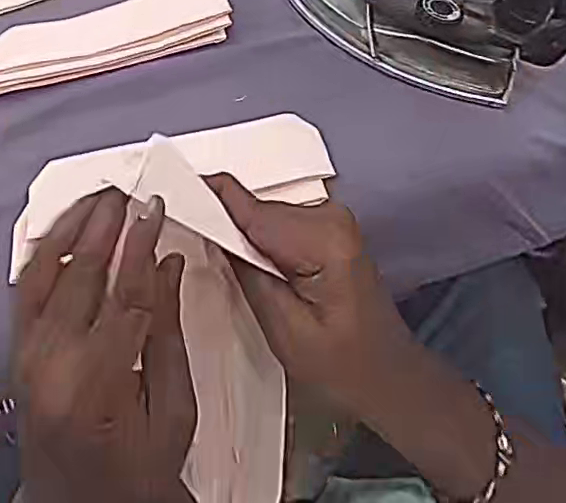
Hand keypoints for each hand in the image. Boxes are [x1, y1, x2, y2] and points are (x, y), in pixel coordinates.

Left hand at [14, 191, 195, 502]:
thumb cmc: (128, 477)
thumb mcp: (171, 411)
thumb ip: (167, 331)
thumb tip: (168, 266)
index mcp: (97, 383)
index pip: (126, 290)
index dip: (142, 242)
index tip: (154, 210)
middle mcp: (52, 365)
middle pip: (82, 272)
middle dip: (107, 223)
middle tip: (126, 193)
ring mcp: (28, 358)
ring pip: (46, 270)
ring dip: (72, 227)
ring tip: (96, 198)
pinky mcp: (18, 353)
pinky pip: (26, 286)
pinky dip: (44, 250)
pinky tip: (62, 228)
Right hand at [206, 176, 508, 499]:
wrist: (392, 375)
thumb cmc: (344, 366)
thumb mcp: (286, 331)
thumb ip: (248, 274)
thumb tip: (215, 231)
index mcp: (324, 238)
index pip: (253, 209)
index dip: (211, 198)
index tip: (174, 190)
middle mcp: (330, 215)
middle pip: (258, 208)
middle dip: (225, 222)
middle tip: (194, 242)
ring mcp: (332, 217)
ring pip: (265, 211)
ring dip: (242, 231)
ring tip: (224, 260)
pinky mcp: (328, 225)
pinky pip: (279, 219)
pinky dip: (259, 235)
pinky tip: (252, 261)